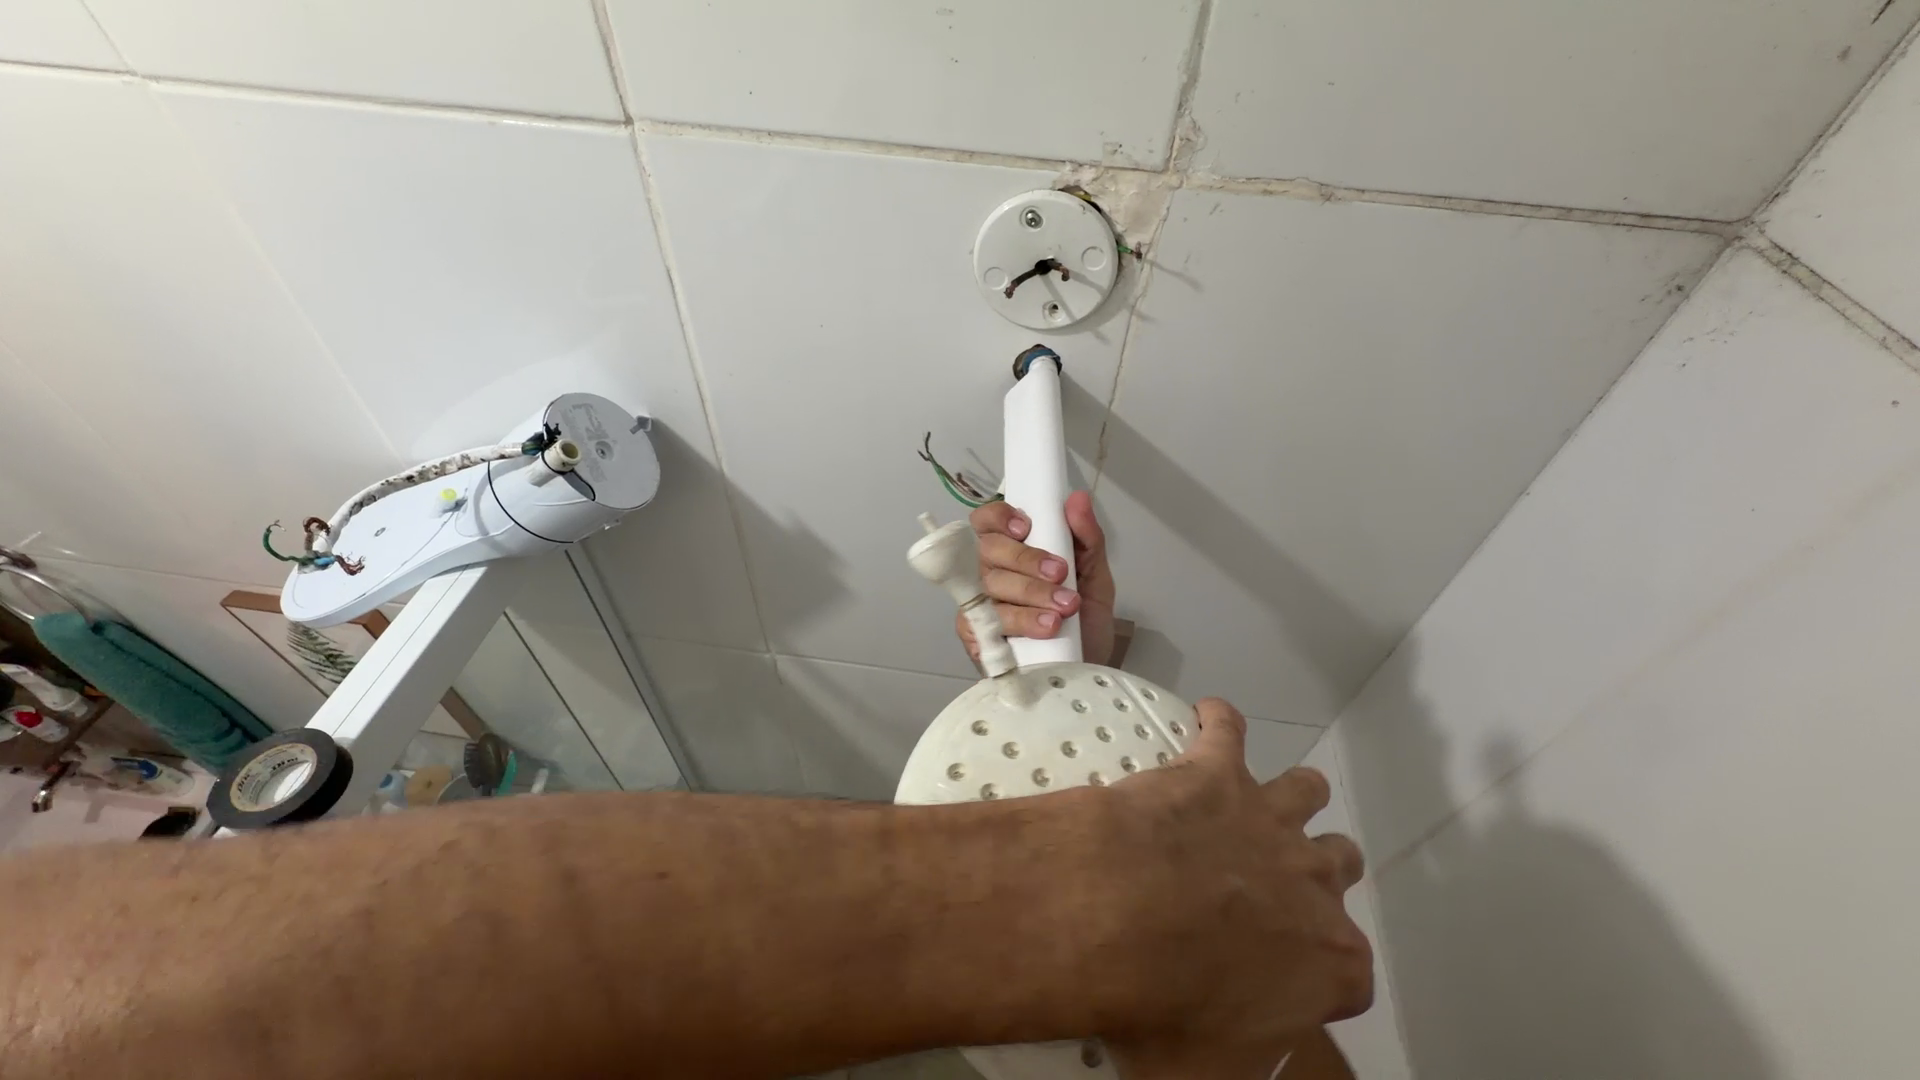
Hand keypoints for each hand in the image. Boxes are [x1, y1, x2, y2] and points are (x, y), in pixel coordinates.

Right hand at [956, 490, 1115, 665]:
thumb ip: (1087, 538)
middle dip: (1027, 559)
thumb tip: (1078, 499)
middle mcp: (990, 572)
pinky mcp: (977, 636)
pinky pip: (989, 620)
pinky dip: (1023, 621)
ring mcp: (980, 604)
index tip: (1026, 527)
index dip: (999, 517)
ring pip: (992, 584)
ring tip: (1066, 608)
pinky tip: (1047, 628)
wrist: (1087, 670)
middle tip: (1061, 573)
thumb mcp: (1095, 577)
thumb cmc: (1084, 622)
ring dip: (1033, 594)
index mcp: (1013, 550)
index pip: (987, 520)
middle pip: (989, 549)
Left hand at [1099, 699, 1371, 1077]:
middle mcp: (1315, 882)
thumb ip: (1237, 1066)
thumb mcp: (1209, 1075)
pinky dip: (1218, 721)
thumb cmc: (1170, 1007)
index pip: (1348, 971)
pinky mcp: (1218, 771)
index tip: (1289, 971)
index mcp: (1329, 963)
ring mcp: (1268, 818)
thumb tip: (1226, 1066)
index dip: (1321, 970)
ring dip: (1289, 795)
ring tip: (1258, 799)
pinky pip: (1227, 726)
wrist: (1123, 915)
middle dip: (1314, 871)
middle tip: (1272, 880)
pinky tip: (1205, 717)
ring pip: (1307, 791)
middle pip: (1338, 864)